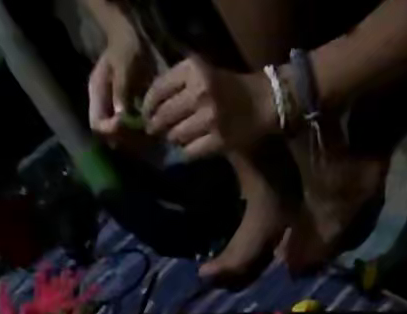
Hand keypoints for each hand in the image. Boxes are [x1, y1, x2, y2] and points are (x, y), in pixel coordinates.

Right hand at [88, 30, 151, 140]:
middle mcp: (103, 107)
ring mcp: (114, 111)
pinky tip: (151, 130)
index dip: (110, 130)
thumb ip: (121, 90)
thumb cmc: (126, 48)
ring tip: (148, 133)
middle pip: (108, 137)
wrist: (132, 40)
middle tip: (142, 132)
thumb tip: (120, 117)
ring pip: (120, 138)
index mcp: (97, 94)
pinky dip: (140, 136)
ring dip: (134, 140)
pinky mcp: (126, 114)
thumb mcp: (123, 65)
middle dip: (124, 138)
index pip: (97, 125)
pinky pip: (131, 133)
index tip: (126, 124)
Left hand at [142, 57, 274, 158]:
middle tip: (153, 130)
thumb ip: (177, 82)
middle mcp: (199, 92)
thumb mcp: (202, 72)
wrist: (261, 102)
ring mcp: (210, 118)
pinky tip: (188, 148)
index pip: (158, 89)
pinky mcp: (219, 140)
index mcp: (193, 70)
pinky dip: (185, 151)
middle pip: (164, 115)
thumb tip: (149, 105)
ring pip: (175, 135)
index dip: (147, 105)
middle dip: (155, 125)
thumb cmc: (228, 87)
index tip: (144, 113)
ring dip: (172, 139)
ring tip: (174, 137)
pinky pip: (190, 151)